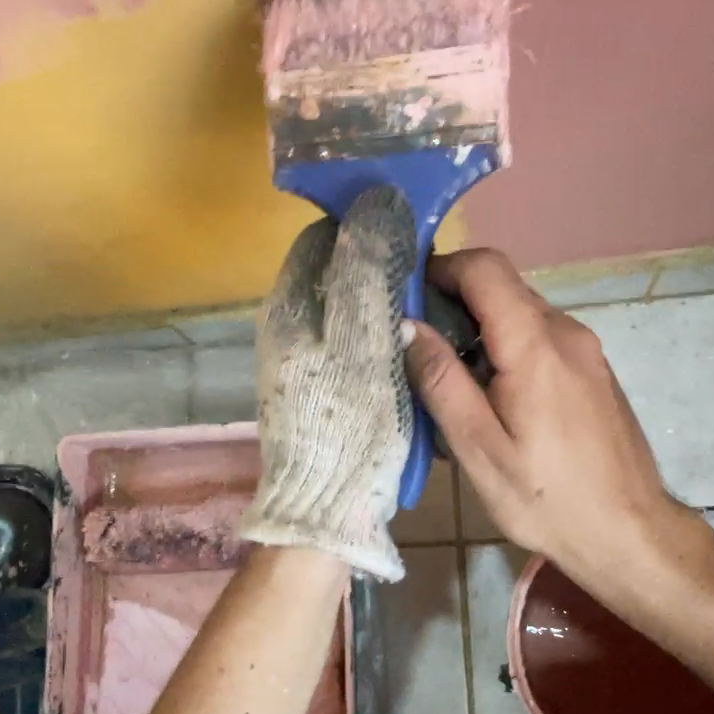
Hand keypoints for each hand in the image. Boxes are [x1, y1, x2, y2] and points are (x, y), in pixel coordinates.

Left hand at [240, 187, 415, 581]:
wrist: (326, 509)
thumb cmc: (348, 424)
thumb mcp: (362, 341)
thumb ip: (366, 273)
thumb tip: (375, 205)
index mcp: (288, 307)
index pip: (323, 238)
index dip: (366, 228)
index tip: (411, 238)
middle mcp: (285, 327)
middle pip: (334, 273)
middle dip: (378, 268)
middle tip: (428, 282)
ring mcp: (297, 361)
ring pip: (344, 309)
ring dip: (382, 304)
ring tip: (426, 316)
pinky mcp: (315, 390)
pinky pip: (350, 344)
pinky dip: (378, 339)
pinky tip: (408, 356)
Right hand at [404, 248, 684, 578]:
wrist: (628, 532)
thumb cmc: (546, 498)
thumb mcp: (479, 449)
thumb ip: (442, 381)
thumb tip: (408, 326)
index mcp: (536, 345)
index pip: (486, 267)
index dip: (442, 268)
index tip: (408, 298)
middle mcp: (567, 333)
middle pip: (503, 287)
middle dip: (456, 303)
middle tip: (421, 350)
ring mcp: (587, 350)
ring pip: (522, 314)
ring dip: (482, 331)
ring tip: (454, 384)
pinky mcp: (593, 370)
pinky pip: (543, 339)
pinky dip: (509, 349)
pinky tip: (495, 400)